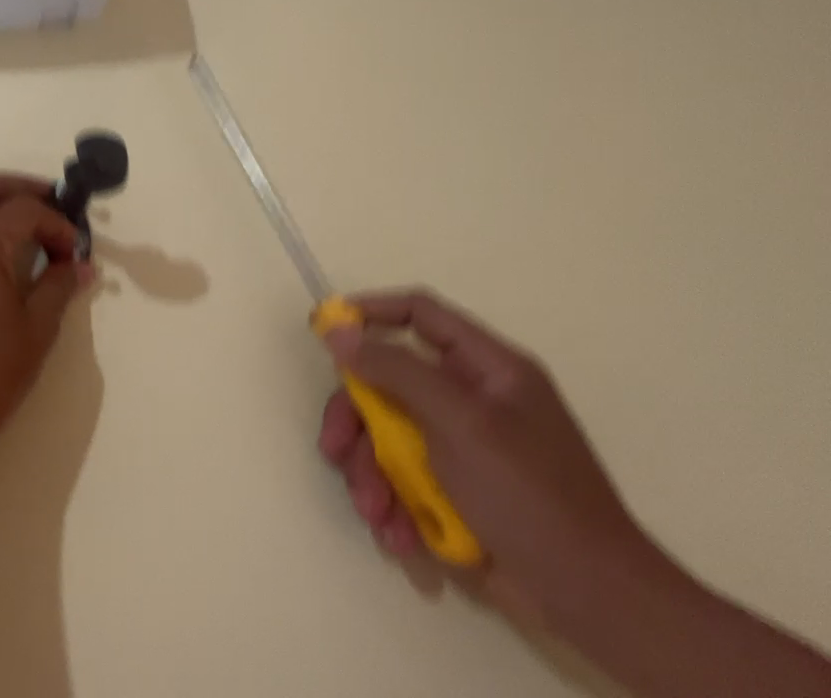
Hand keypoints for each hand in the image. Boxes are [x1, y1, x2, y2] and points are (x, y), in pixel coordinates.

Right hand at [317, 290, 667, 620]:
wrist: (586, 595)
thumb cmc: (529, 495)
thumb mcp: (460, 423)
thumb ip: (396, 371)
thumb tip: (337, 330)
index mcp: (488, 370)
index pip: (421, 315)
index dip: (369, 313)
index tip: (322, 328)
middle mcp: (470, 400)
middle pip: (385, 384)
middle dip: (355, 423)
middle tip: (335, 450)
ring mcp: (459, 446)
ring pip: (382, 437)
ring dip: (369, 475)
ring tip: (377, 513)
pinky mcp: (451, 488)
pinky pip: (398, 479)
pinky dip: (391, 504)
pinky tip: (400, 534)